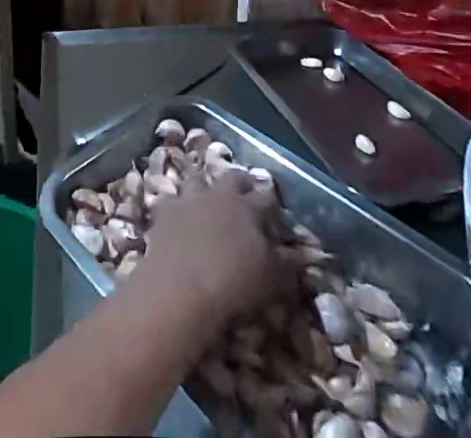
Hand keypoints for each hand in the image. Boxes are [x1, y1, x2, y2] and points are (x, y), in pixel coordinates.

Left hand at [132, 173, 279, 320]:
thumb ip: (289, 261)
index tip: (274, 212)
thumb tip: (307, 254)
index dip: (271, 203)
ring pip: (198, 181)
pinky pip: (170, 203)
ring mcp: (189, 201)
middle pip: (233, 178)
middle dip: (241, 184)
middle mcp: (219, 195)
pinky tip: (178, 220)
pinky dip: (176, 208)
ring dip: (204, 188)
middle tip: (244, 196)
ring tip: (207, 202)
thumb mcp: (271, 276)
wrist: (178, 290)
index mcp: (248, 206)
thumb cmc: (233, 282)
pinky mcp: (163, 215)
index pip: (266, 196)